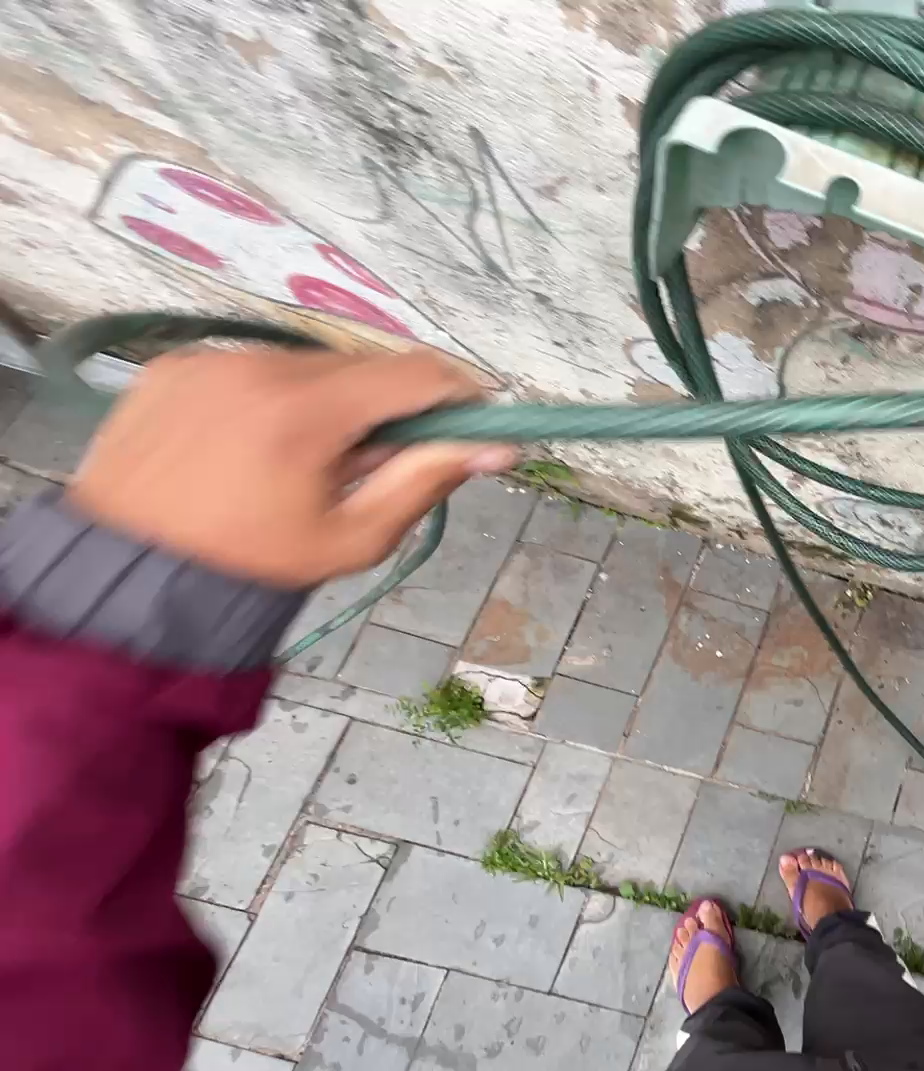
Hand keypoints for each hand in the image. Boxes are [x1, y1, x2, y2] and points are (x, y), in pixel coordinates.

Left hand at [68, 346, 516, 587]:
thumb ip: (429, 479)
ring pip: (323, 361)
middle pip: (372, 364)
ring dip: (350, 397)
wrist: (130, 568)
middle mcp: (256, 366)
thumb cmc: (261, 560)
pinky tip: (278, 436)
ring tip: (328, 451)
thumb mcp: (361, 533)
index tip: (475, 423)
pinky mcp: (178, 361)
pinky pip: (269, 363)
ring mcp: (211, 358)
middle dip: (403, 403)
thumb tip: (499, 448)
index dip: (462, 392)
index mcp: (303, 411)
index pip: (418, 372)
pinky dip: (297, 392)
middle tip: (393, 454)